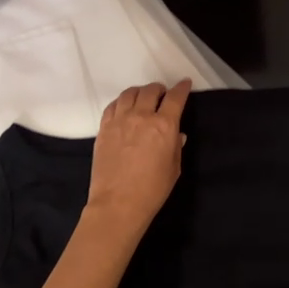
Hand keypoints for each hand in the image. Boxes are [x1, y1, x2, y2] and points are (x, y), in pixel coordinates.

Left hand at [86, 80, 190, 228]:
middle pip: (150, 90)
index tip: (184, 84)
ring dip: (139, 92)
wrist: (118, 203)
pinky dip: (121, 102)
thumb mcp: (174, 169)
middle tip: (162, 95)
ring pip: (129, 93)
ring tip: (142, 98)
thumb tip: (178, 134)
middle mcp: (141, 116)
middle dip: (159, 89)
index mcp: (164, 125)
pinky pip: (112, 105)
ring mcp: (119, 120)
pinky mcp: (104, 128)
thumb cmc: (152, 190)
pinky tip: (124, 108)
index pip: (175, 98)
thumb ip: (176, 146)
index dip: (182, 88)